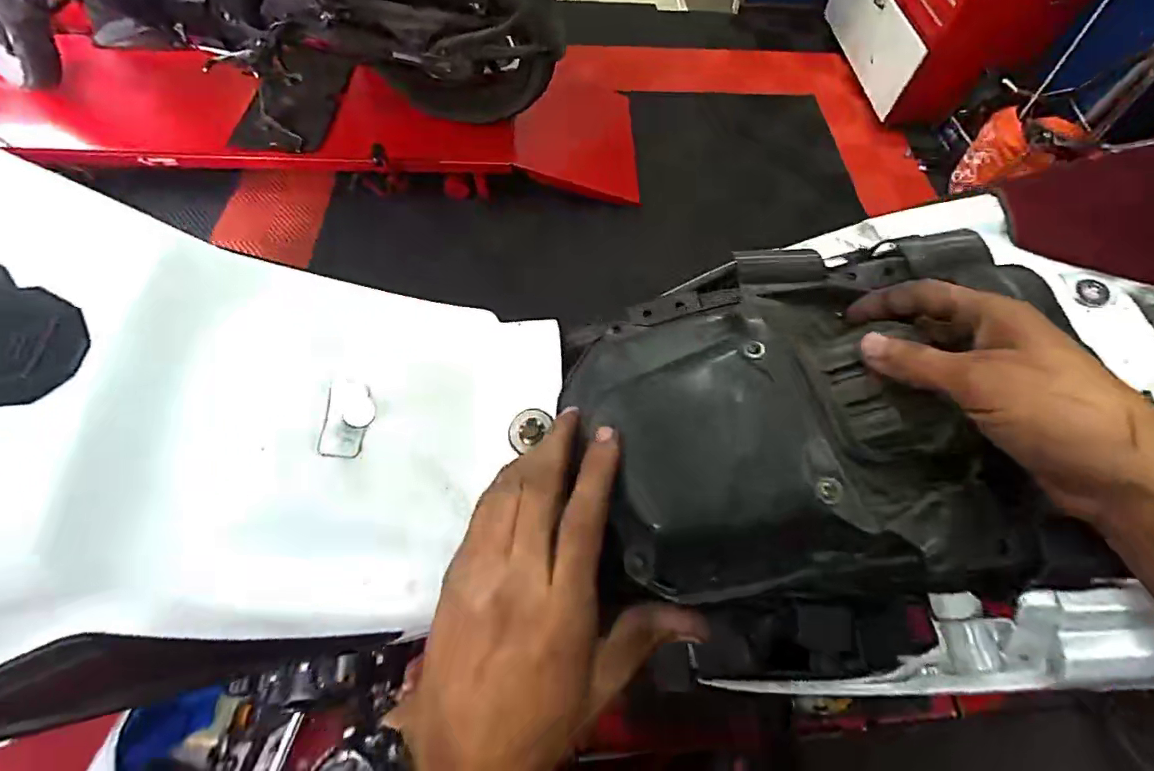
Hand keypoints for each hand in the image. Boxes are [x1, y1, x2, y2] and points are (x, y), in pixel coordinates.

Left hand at [387, 410, 706, 770]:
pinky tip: (513, 473)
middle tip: (572, 417)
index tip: (606, 435)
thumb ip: (642, 637)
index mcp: (560, 605)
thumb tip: (700, 621)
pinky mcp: (454, 576)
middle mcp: (518, 578)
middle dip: (555, 446)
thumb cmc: (539, 720)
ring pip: (503, 496)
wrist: (457, 756)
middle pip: (536, 493)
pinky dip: (498, 484)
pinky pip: (478, 515)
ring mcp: (479, 573)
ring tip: (547, 435)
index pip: (579, 519)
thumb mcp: (598, 686)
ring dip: (525, 458)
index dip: (595, 471)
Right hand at [847, 280, 1153, 521]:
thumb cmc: (1054, 408)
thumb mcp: (978, 378)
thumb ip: (917, 361)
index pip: (928, 294)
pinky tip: (901, 405)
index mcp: (996, 314)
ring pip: (942, 360)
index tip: (849, 317)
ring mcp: (1002, 374)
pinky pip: (954, 391)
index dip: (886, 301)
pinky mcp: (1005, 408)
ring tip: (866, 378)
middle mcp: (997, 338)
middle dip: (894, 333)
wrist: (1122, 474)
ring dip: (907, 366)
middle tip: (851, 349)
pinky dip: (926, 393)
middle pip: (934, 325)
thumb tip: (865, 343)